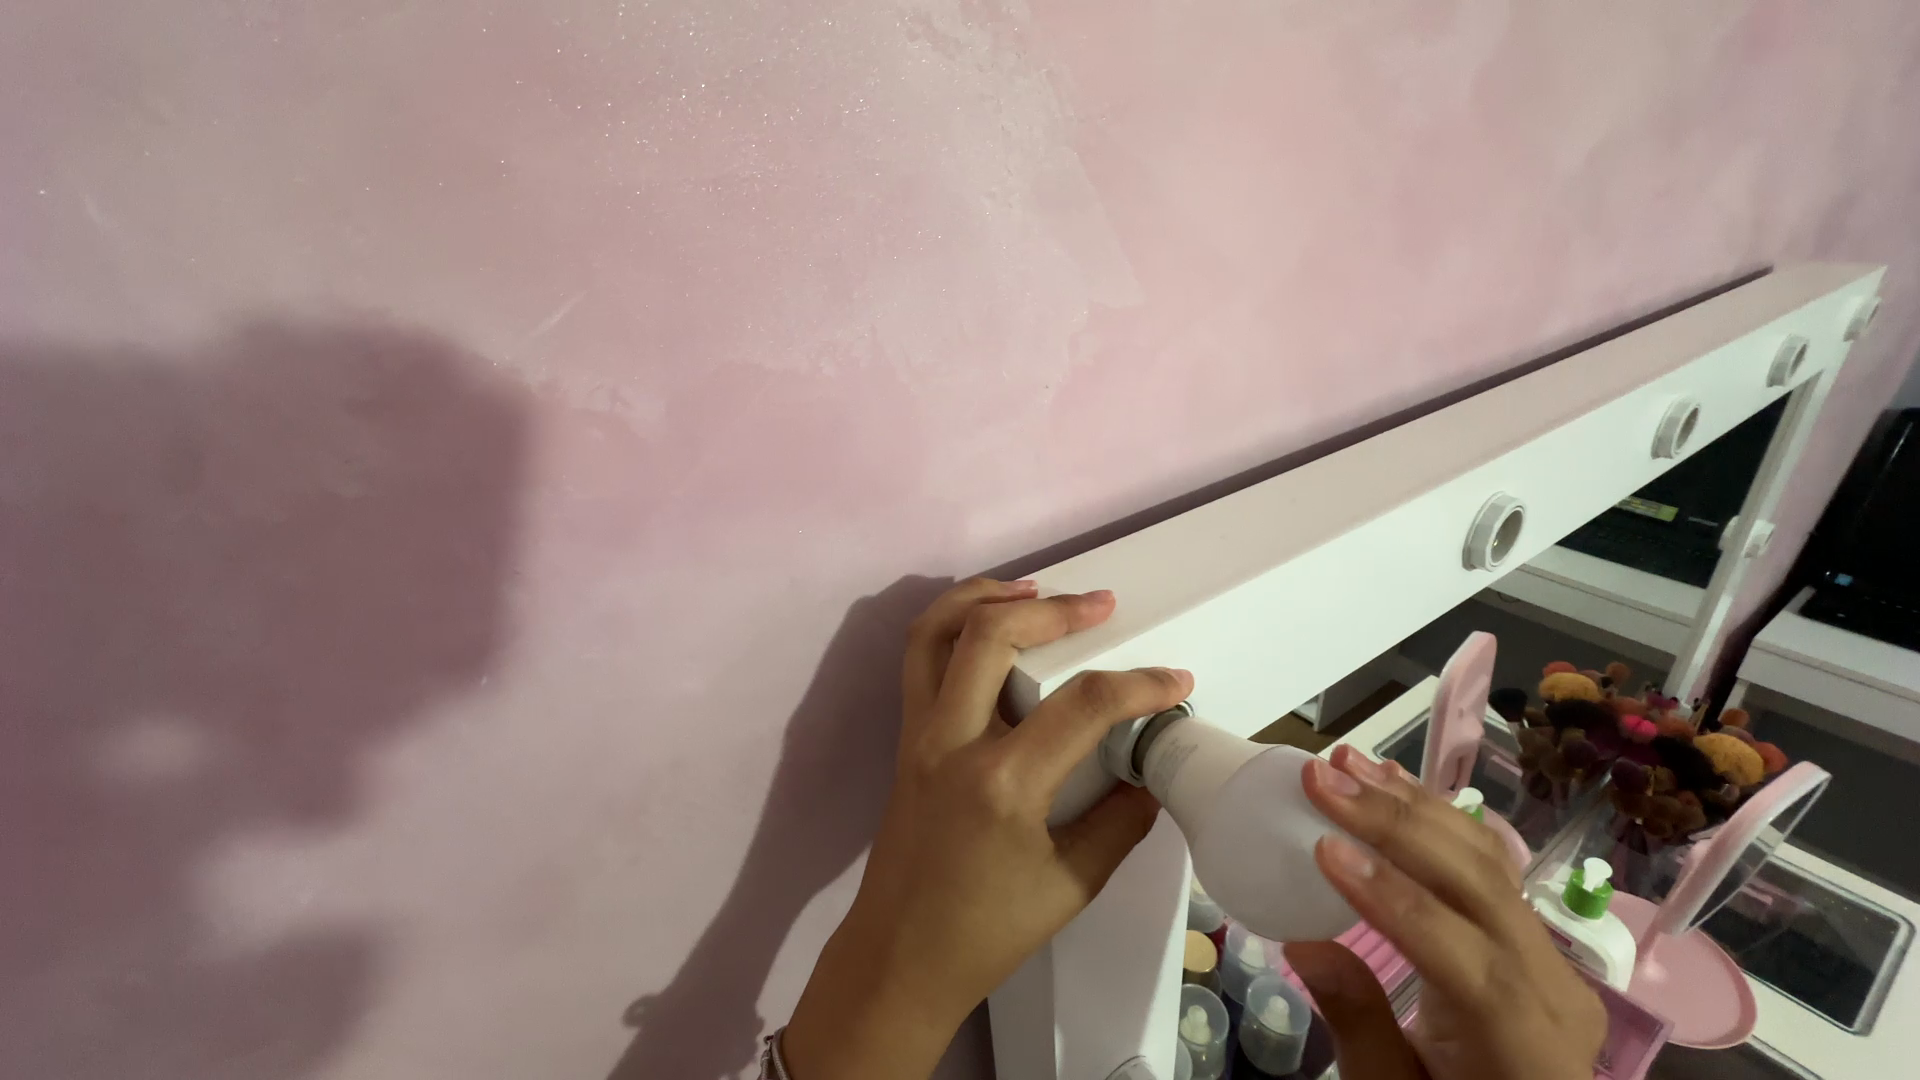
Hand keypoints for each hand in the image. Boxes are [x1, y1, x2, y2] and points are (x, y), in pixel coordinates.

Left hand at [784, 578, 1191, 1079]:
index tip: (1175, 682)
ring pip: (937, 630)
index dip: (1138, 686)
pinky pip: (921, 657)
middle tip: (1101, 604)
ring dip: (986, 595)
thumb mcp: (1073, 885)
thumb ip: (1119, 819)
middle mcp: (951, 740)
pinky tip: (990, 623)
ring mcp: (917, 732)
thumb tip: (1148, 770)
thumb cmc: (987, 932)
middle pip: (993, 634)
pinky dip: (953, 623)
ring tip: (1036, 588)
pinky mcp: (904, 735)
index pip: (1081, 706)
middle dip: (1055, 607)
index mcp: (1002, 783)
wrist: (899, 957)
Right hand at [1286, 745, 1606, 1079]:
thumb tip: (1301, 943)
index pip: (1466, 961)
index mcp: (1524, 1047)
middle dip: (1394, 823)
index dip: (1394, 899)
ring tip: (1344, 763)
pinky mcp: (1527, 930)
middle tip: (1321, 778)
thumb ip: (1358, 1024)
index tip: (1323, 847)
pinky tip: (1389, 781)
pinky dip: (1433, 813)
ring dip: (1409, 802)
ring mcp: (1545, 952)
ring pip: (1484, 857)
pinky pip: (1487, 861)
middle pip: (1479, 887)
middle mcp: (1551, 987)